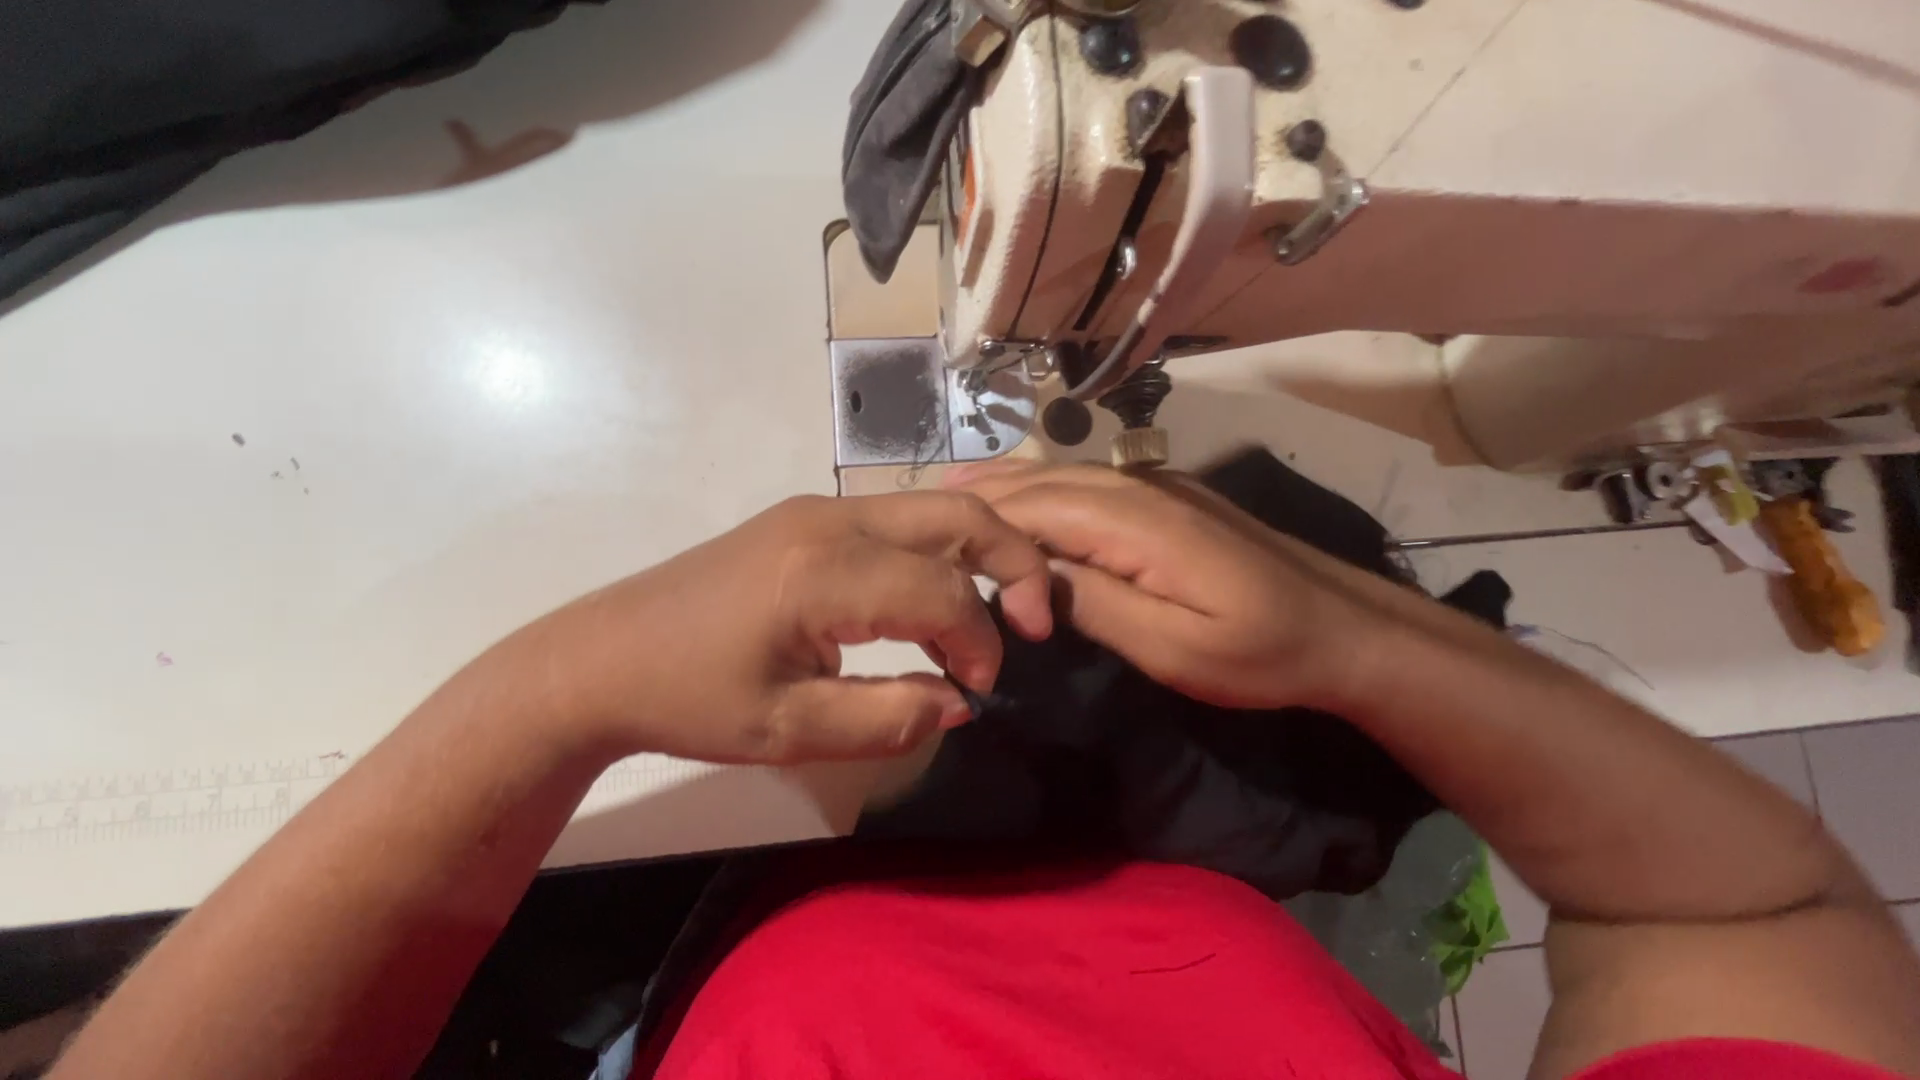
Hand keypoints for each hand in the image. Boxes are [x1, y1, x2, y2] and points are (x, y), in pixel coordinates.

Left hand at [516, 493, 1052, 763]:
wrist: (601, 659)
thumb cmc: (690, 700)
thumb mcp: (790, 731)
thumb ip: (888, 718)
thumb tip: (959, 700)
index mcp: (825, 570)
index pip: (943, 592)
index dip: (979, 642)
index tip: (975, 690)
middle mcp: (831, 520)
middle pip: (959, 515)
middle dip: (1013, 562)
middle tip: (1032, 621)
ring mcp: (817, 512)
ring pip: (932, 512)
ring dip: (975, 559)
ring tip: (987, 622)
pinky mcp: (807, 522)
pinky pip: (896, 526)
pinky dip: (934, 559)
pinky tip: (929, 609)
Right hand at [947, 460, 1413, 711]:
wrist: (1344, 627)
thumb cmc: (1261, 650)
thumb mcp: (1175, 648)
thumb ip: (1095, 604)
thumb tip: (1026, 577)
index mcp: (1136, 523)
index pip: (1037, 510)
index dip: (985, 532)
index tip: (943, 561)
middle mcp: (1138, 488)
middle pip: (1043, 483)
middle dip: (983, 497)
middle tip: (922, 513)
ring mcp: (1155, 488)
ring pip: (1063, 476)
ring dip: (1008, 487)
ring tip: (952, 495)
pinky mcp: (1166, 499)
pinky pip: (1087, 485)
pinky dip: (1043, 490)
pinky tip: (1022, 499)